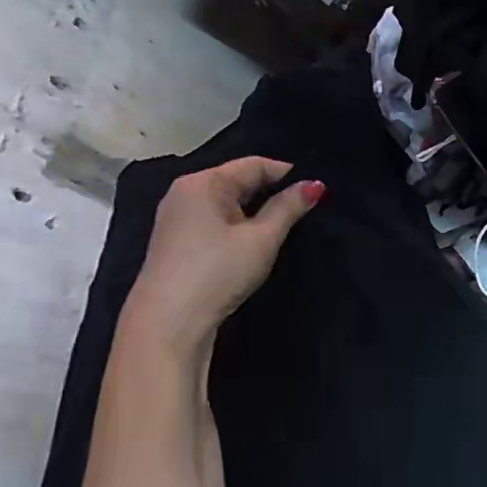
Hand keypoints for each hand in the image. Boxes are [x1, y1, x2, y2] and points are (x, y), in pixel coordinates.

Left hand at [121, 158, 323, 353]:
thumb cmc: (218, 272)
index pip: (255, 164)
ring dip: (255, 210)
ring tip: (284, 225)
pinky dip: (237, 223)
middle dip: (271, 191)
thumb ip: (288, 208)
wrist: (169, 321)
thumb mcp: (262, 239)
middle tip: (306, 208)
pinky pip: (214, 219)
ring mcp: (177, 216)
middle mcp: (185, 191)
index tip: (317, 190)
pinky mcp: (175, 240)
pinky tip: (252, 241)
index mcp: (204, 182)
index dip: (288, 174)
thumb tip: (315, 184)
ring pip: (227, 201)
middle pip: (238, 180)